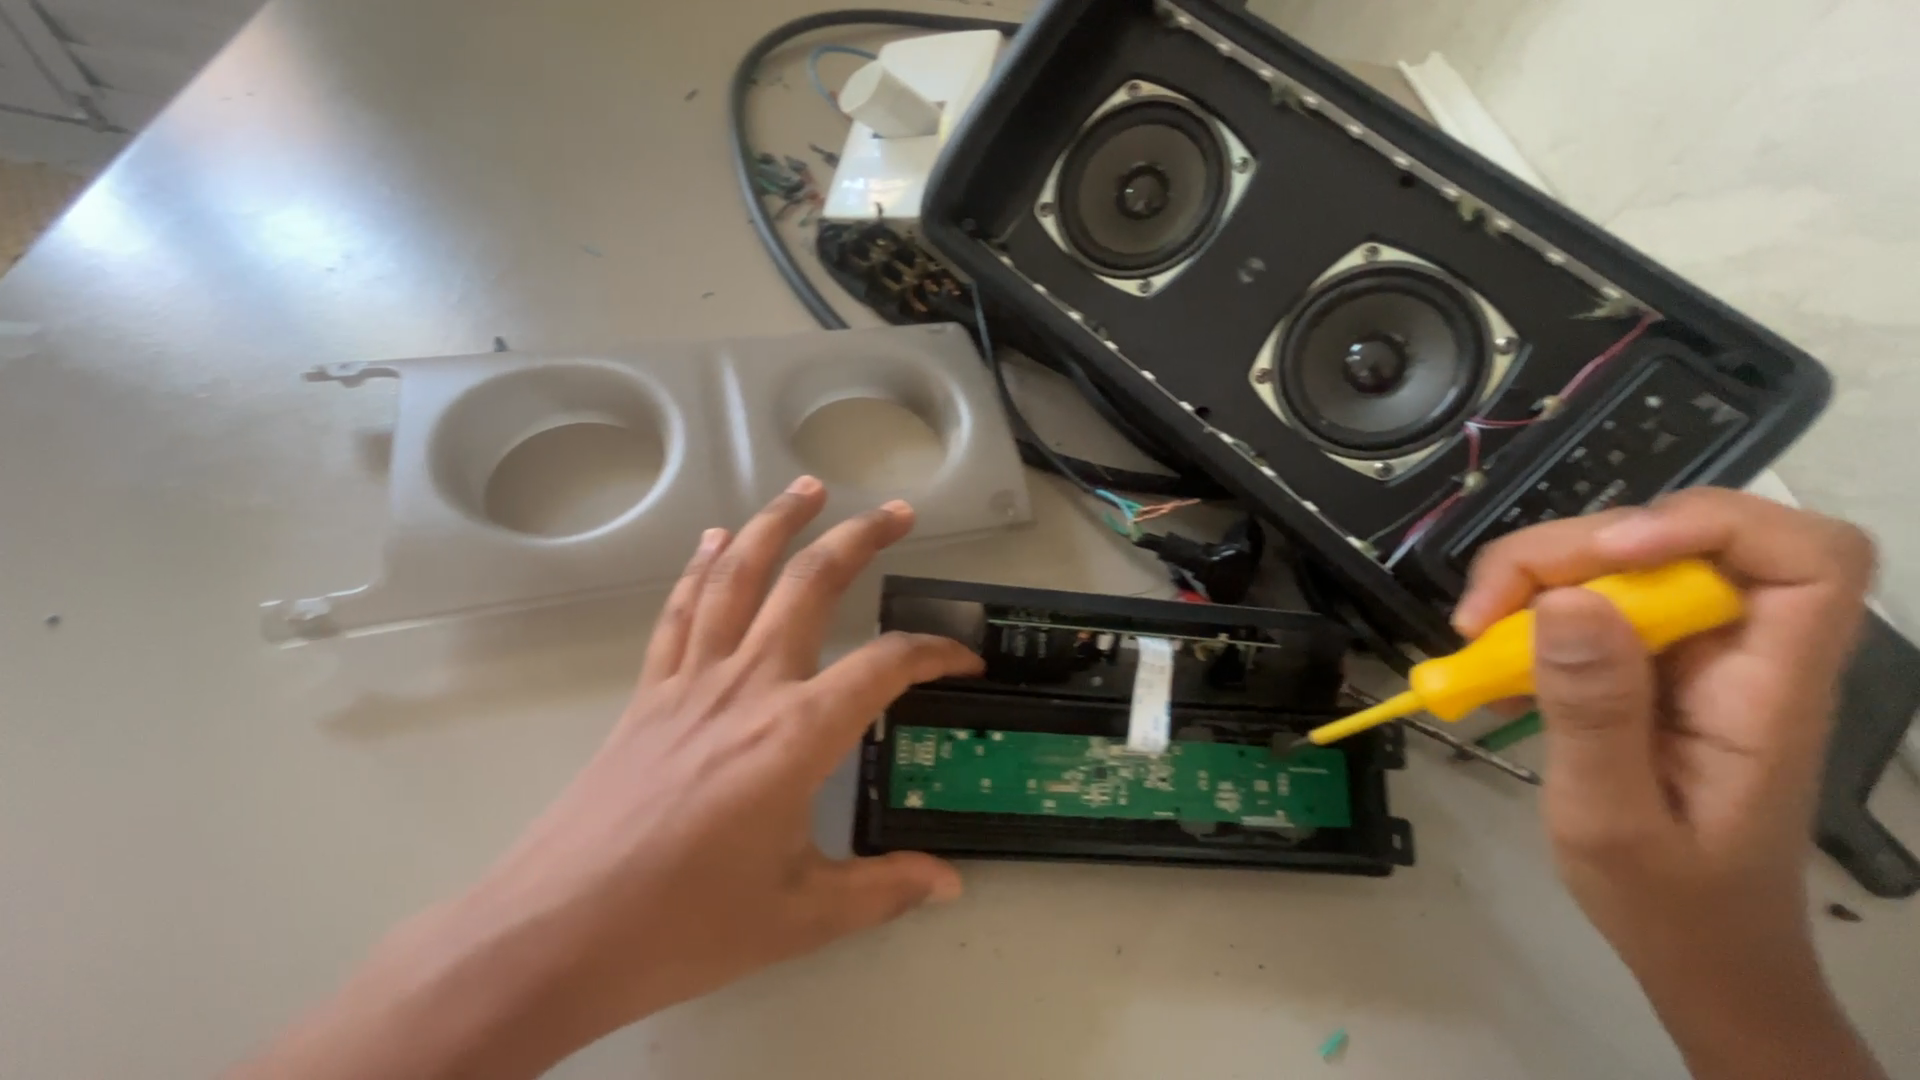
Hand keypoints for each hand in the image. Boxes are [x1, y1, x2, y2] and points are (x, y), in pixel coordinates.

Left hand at [234, 478, 982, 1079]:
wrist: (555, 933)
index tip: (965, 662)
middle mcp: (748, 686)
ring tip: (808, 488)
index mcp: (797, 733)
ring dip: (775, 523)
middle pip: (810, 584)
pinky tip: (714, 540)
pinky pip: (681, 610)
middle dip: (859, 538)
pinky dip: (702, 567)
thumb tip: (949, 884)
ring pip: (737, 574)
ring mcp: (691, 681)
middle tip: (896, 511)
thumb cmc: (684, 927)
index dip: (936, 653)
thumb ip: (883, 891)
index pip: (886, 665)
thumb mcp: (800, 917)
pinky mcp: (649, 692)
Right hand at [1454, 488, 1882, 1078]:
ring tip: (1472, 638)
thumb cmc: (1668, 901)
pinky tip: (1489, 662)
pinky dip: (1522, 615)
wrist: (1693, 946)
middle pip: (1674, 541)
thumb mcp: (1610, 816)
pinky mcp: (1643, 665)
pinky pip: (1583, 604)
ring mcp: (1687, 655)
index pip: (1804, 558)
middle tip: (1480, 615)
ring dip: (1529, 581)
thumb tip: (1565, 600)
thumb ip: (1594, 711)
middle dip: (1563, 555)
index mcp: (1767, 689)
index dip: (1707, 525)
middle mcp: (1737, 652)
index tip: (1604, 558)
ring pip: (1615, 564)